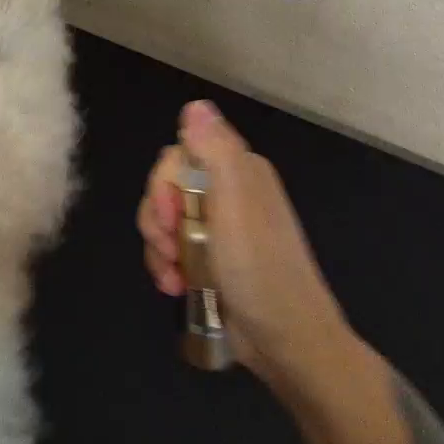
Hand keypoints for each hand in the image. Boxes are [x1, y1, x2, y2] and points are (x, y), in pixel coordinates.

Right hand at [137, 101, 356, 392]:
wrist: (286, 339)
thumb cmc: (259, 267)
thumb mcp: (235, 203)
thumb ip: (215, 150)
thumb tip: (195, 104)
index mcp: (238, 170)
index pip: (177, 155)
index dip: (163, 185)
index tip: (170, 214)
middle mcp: (227, 192)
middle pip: (165, 188)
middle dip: (157, 220)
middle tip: (170, 248)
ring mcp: (217, 228)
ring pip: (162, 220)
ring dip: (159, 249)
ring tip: (175, 277)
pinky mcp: (208, 259)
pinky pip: (169, 249)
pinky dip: (166, 266)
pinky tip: (176, 286)